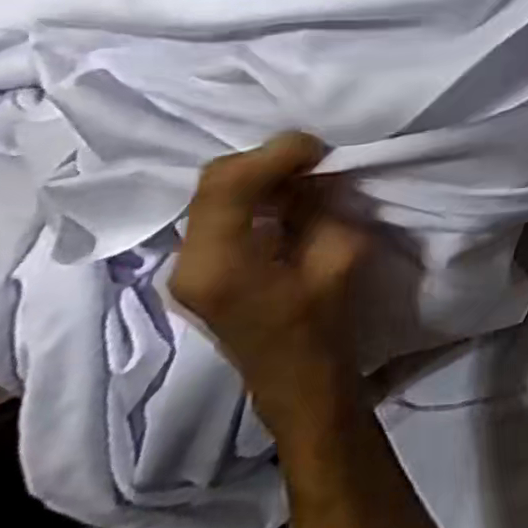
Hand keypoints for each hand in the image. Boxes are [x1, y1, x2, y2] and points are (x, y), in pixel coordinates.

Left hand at [170, 132, 367, 432]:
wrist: (298, 380)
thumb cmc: (324, 322)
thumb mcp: (340, 256)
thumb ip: (320, 208)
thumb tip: (313, 175)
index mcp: (218, 262)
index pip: (228, 183)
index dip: (276, 153)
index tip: (320, 148)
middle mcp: (187, 260)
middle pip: (213, 181)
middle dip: (266, 159)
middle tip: (315, 159)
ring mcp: (186, 265)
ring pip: (213, 192)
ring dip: (261, 174)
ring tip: (305, 175)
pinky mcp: (200, 267)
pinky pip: (219, 210)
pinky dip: (254, 193)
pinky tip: (287, 199)